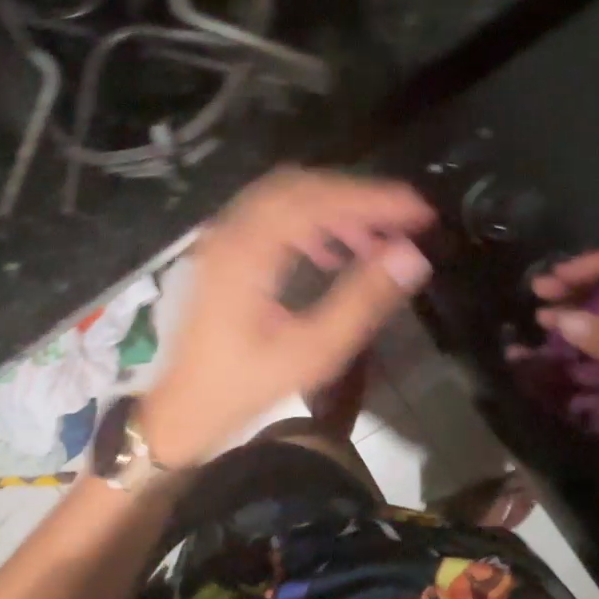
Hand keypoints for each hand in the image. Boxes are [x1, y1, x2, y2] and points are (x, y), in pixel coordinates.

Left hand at [141, 169, 434, 466]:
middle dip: (355, 199)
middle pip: (300, 188)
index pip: (318, 200)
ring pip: (283, 199)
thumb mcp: (310, 352)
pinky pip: (267, 219)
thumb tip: (409, 257)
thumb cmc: (242, 387)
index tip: (417, 210)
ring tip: (372, 242)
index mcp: (247, 252)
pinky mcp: (219, 255)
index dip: (373, 199)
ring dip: (331, 210)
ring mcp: (219, 242)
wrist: (181, 411)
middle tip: (400, 222)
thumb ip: (362, 301)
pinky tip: (330, 255)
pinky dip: (305, 224)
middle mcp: (228, 233)